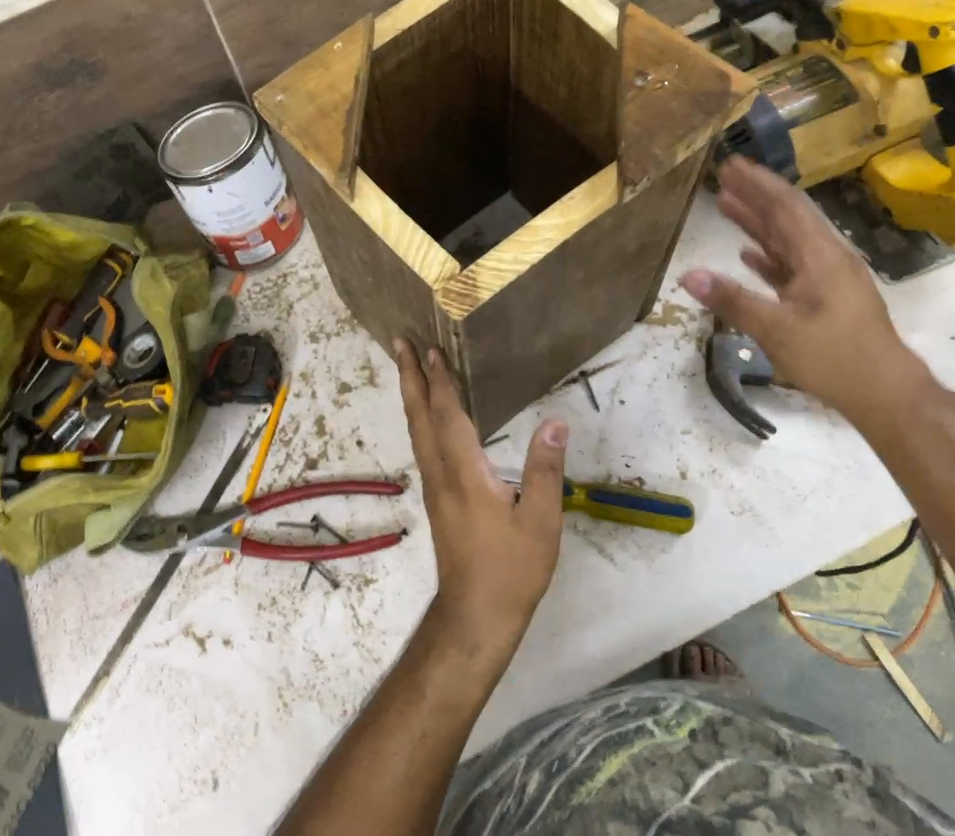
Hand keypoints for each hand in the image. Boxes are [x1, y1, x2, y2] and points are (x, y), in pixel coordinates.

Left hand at [393, 339, 564, 645]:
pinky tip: (428, 419)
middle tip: (399, 342)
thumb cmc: (511, 568)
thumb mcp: (540, 519)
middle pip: (419, 416)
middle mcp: (440, 474)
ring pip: (416, 431)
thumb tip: (556, 422)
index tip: (430, 348)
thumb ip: (545, 469)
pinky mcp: (438, 500)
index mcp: (463, 472)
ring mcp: (434, 488)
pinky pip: (423, 446)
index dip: (439, 380)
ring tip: (407, 369)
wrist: (476, 612)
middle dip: (409, 377)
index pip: (447, 414)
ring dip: (411, 396)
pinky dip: (421, 420)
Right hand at [679, 156, 930, 417]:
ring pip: (787, 241)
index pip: (786, 208)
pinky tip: (747, 254)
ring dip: (758, 222)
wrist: (884, 392)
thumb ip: (732, 300)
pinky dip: (767, 256)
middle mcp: (826, 259)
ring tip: (726, 204)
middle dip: (755, 195)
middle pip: (787, 218)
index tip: (730, 164)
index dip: (757, 184)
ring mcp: (828, 279)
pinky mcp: (825, 298)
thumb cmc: (833, 357)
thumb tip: (688, 276)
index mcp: (820, 257)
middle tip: (723, 175)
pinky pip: (791, 266)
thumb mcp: (776, 330)